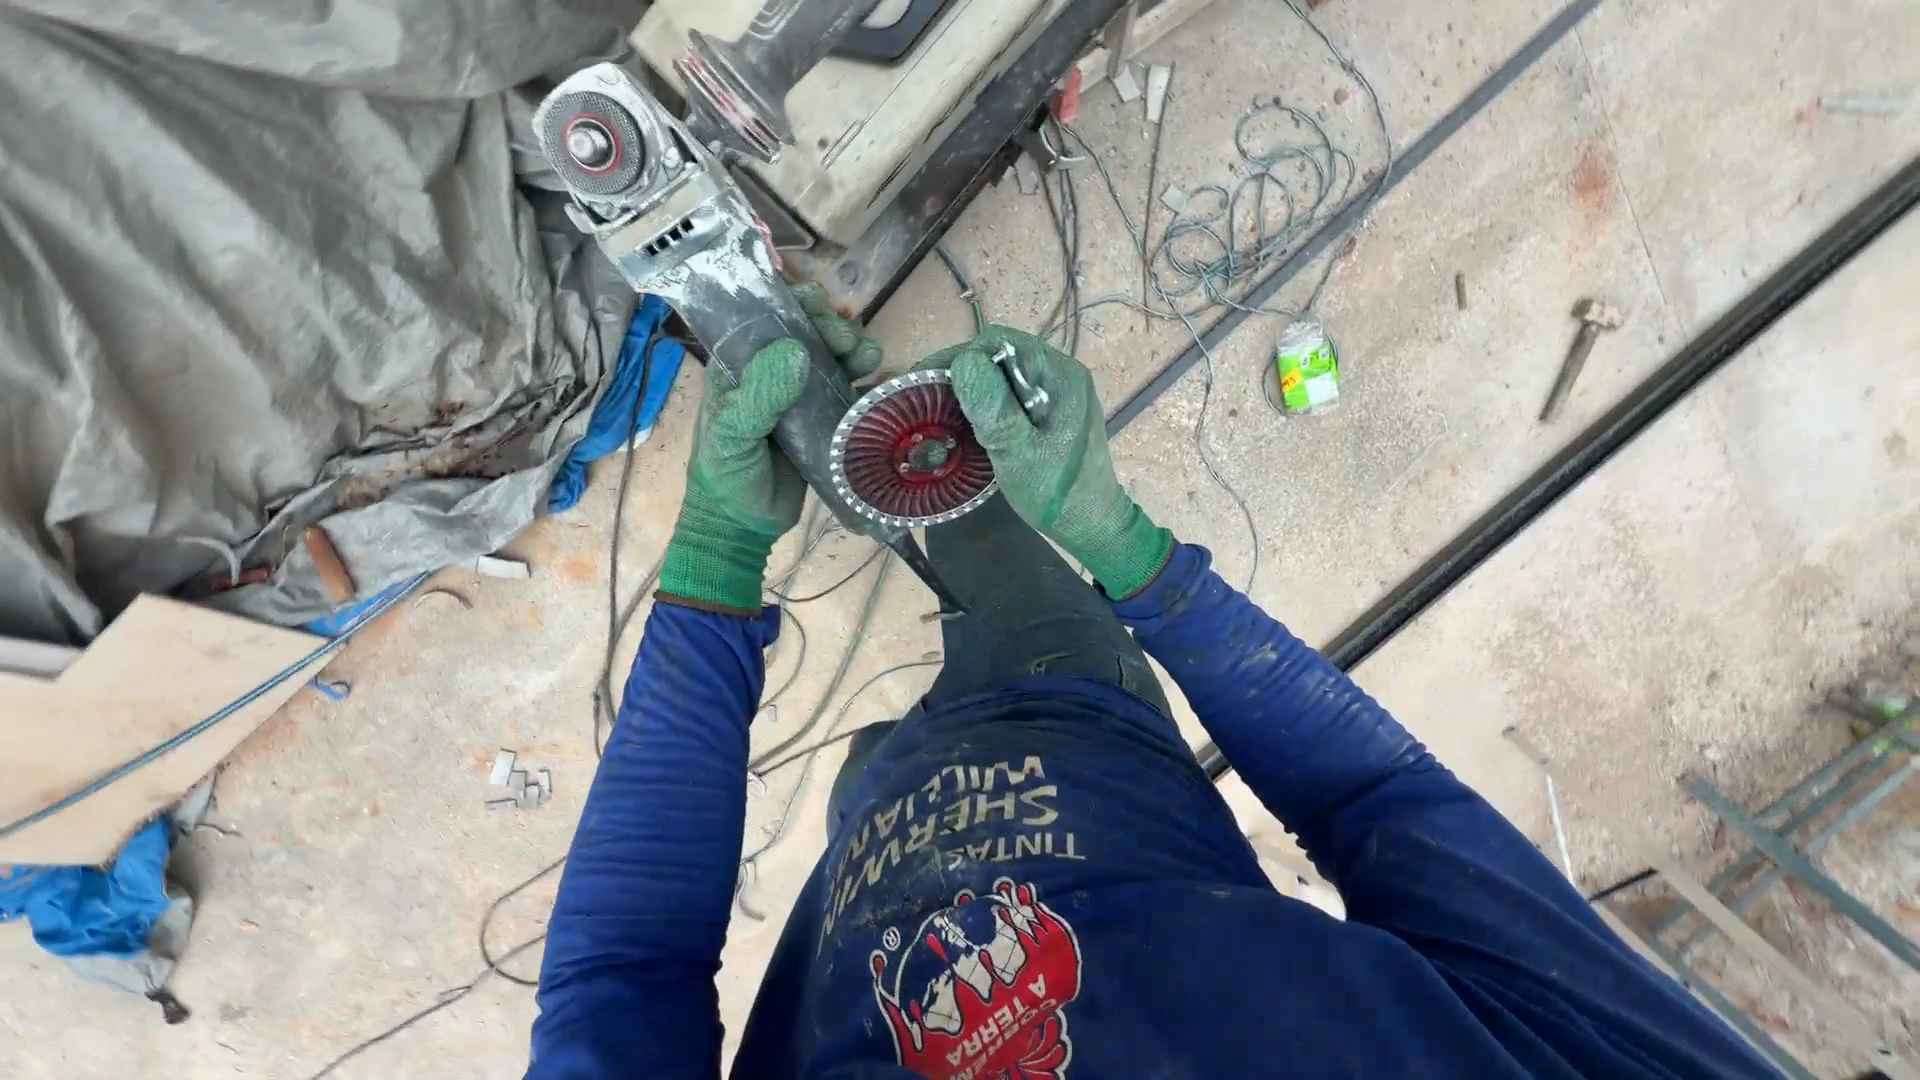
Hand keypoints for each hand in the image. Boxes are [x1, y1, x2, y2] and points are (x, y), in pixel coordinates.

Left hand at [657, 283, 881, 611]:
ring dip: (856, 349)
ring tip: (869, 356)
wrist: (742, 527)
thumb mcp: (732, 434)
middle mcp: (774, 374)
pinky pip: (852, 394)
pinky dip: (870, 383)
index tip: (819, 304)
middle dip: (832, 325)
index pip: (768, 318)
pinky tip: (883, 380)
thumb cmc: (727, 476)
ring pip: (835, 359)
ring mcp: (804, 398)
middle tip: (846, 338)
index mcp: (742, 366)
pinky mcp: (828, 423)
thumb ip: (759, 394)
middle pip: (809, 333)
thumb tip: (797, 349)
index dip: (795, 303)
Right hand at [919, 326, 1171, 598]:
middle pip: (1000, 354)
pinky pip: (1013, 392)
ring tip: (941, 410)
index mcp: (1057, 376)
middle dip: (961, 372)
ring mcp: (1058, 391)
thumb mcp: (1018, 453)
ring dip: (972, 387)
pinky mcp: (1053, 409)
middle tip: (926, 399)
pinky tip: (969, 422)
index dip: (957, 358)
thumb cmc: (1055, 493)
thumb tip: (963, 361)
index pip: (999, 343)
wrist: (1091, 523)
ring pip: (1004, 373)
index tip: (926, 383)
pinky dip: (987, 401)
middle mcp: (1061, 373)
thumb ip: (994, 409)